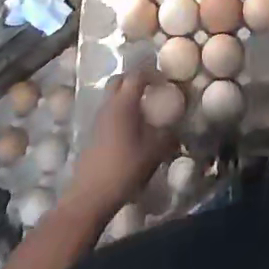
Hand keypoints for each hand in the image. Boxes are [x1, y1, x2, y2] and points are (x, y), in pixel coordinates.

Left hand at [67, 70, 176, 210]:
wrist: (91, 195)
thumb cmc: (125, 168)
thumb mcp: (155, 151)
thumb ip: (169, 134)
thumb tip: (177, 127)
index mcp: (123, 104)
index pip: (137, 75)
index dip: (153, 73)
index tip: (167, 82)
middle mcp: (108, 106)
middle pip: (120, 80)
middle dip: (137, 80)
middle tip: (154, 89)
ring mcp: (98, 120)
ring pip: (113, 97)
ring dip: (128, 97)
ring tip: (147, 110)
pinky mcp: (94, 133)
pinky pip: (110, 112)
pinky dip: (122, 111)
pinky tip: (134, 129)